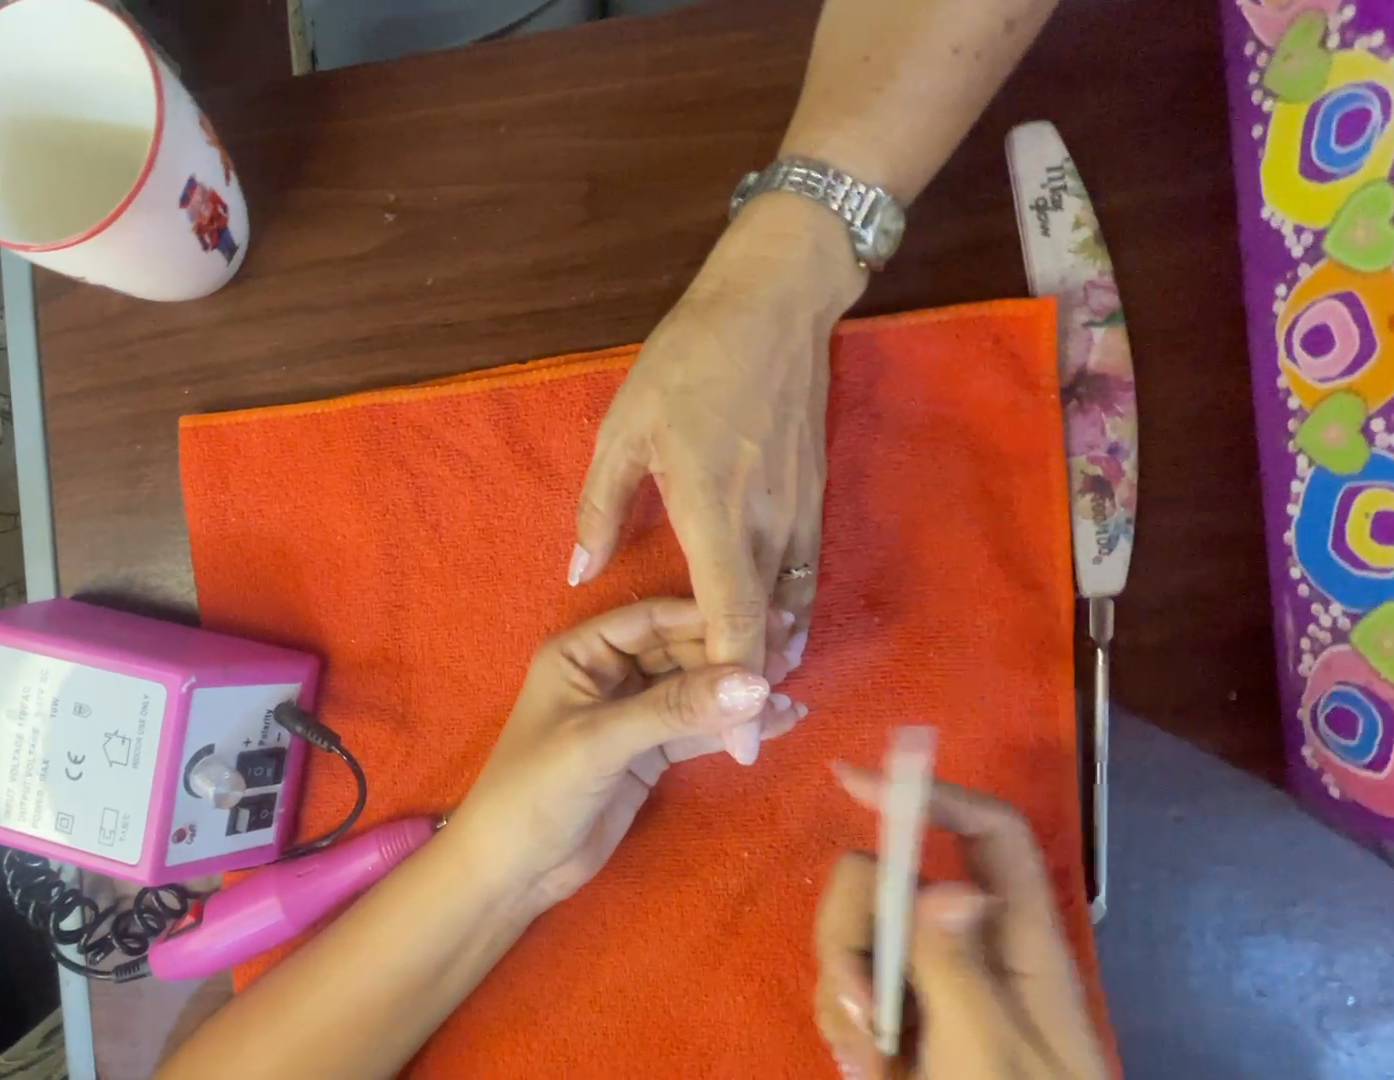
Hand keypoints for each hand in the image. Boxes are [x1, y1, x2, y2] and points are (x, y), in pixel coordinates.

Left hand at [444, 598, 807, 918]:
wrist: (513, 870)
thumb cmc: (536, 791)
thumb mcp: (600, 742)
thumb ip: (674, 710)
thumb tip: (755, 682)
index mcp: (580, 651)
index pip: (651, 620)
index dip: (705, 619)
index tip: (766, 620)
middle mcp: (606, 671)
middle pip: (678, 650)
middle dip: (728, 656)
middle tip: (789, 657)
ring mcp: (629, 712)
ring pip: (692, 690)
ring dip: (737, 693)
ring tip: (794, 692)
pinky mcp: (647, 750)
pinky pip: (696, 729)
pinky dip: (732, 727)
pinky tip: (778, 724)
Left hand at [572, 196, 864, 757]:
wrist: (771, 306)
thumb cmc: (684, 367)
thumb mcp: (621, 433)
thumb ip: (600, 509)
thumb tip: (579, 570)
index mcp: (712, 511)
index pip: (728, 618)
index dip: (732, 684)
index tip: (737, 742)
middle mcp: (765, 523)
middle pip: (768, 627)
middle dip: (756, 687)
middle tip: (739, 740)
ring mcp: (799, 510)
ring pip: (792, 606)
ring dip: (775, 655)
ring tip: (750, 701)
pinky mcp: (813, 496)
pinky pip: (803, 575)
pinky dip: (789, 615)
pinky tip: (772, 635)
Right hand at [812, 766, 1106, 1079]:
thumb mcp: (990, 1062)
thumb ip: (961, 975)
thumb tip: (943, 885)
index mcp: (1019, 947)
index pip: (988, 836)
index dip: (929, 794)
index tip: (848, 782)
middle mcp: (965, 946)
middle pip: (886, 878)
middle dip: (852, 929)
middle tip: (857, 1001)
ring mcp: (925, 978)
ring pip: (851, 926)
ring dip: (839, 985)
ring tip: (863, 1062)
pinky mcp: (891, 1009)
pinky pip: (839, 974)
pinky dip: (835, 1013)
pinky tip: (859, 1066)